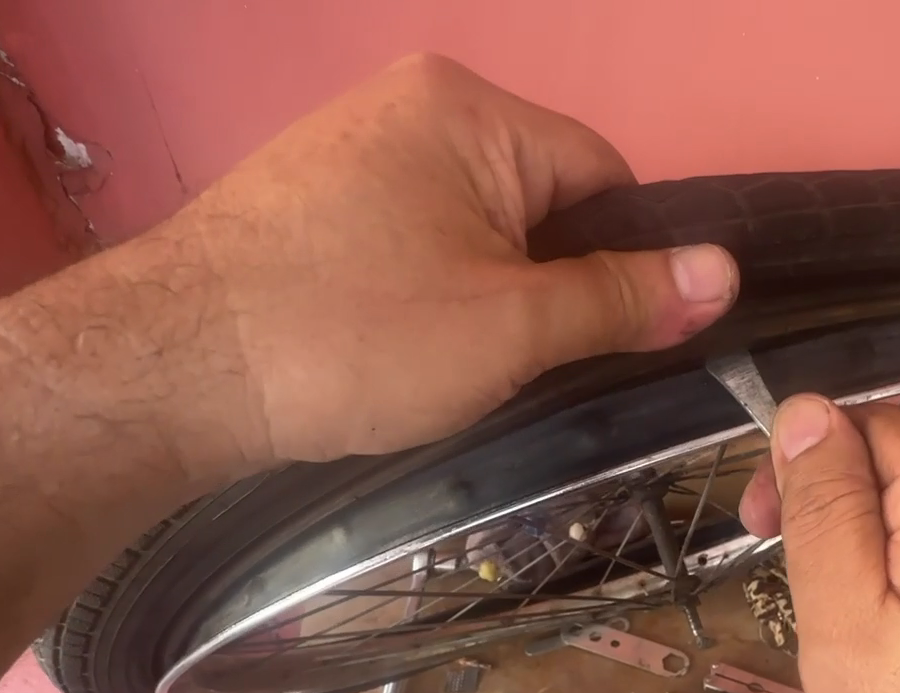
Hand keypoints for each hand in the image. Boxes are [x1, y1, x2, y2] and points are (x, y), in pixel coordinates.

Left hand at [149, 54, 737, 467]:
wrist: (173, 375)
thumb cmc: (358, 338)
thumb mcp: (513, 326)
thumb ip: (622, 297)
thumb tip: (726, 272)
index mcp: (473, 114)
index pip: (605, 178)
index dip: (627, 261)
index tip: (610, 333)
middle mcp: (418, 110)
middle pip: (547, 206)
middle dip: (558, 286)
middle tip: (532, 359)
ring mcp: (364, 155)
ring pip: (489, 234)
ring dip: (503, 299)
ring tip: (469, 360)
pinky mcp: (327, 205)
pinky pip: (431, 245)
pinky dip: (448, 297)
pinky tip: (419, 346)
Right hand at [738, 397, 899, 692]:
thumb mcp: (840, 615)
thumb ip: (824, 506)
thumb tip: (805, 409)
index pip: (876, 425)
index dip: (808, 458)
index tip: (761, 522)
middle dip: (833, 498)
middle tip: (787, 571)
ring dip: (862, 536)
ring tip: (831, 608)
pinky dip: (899, 566)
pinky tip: (881, 624)